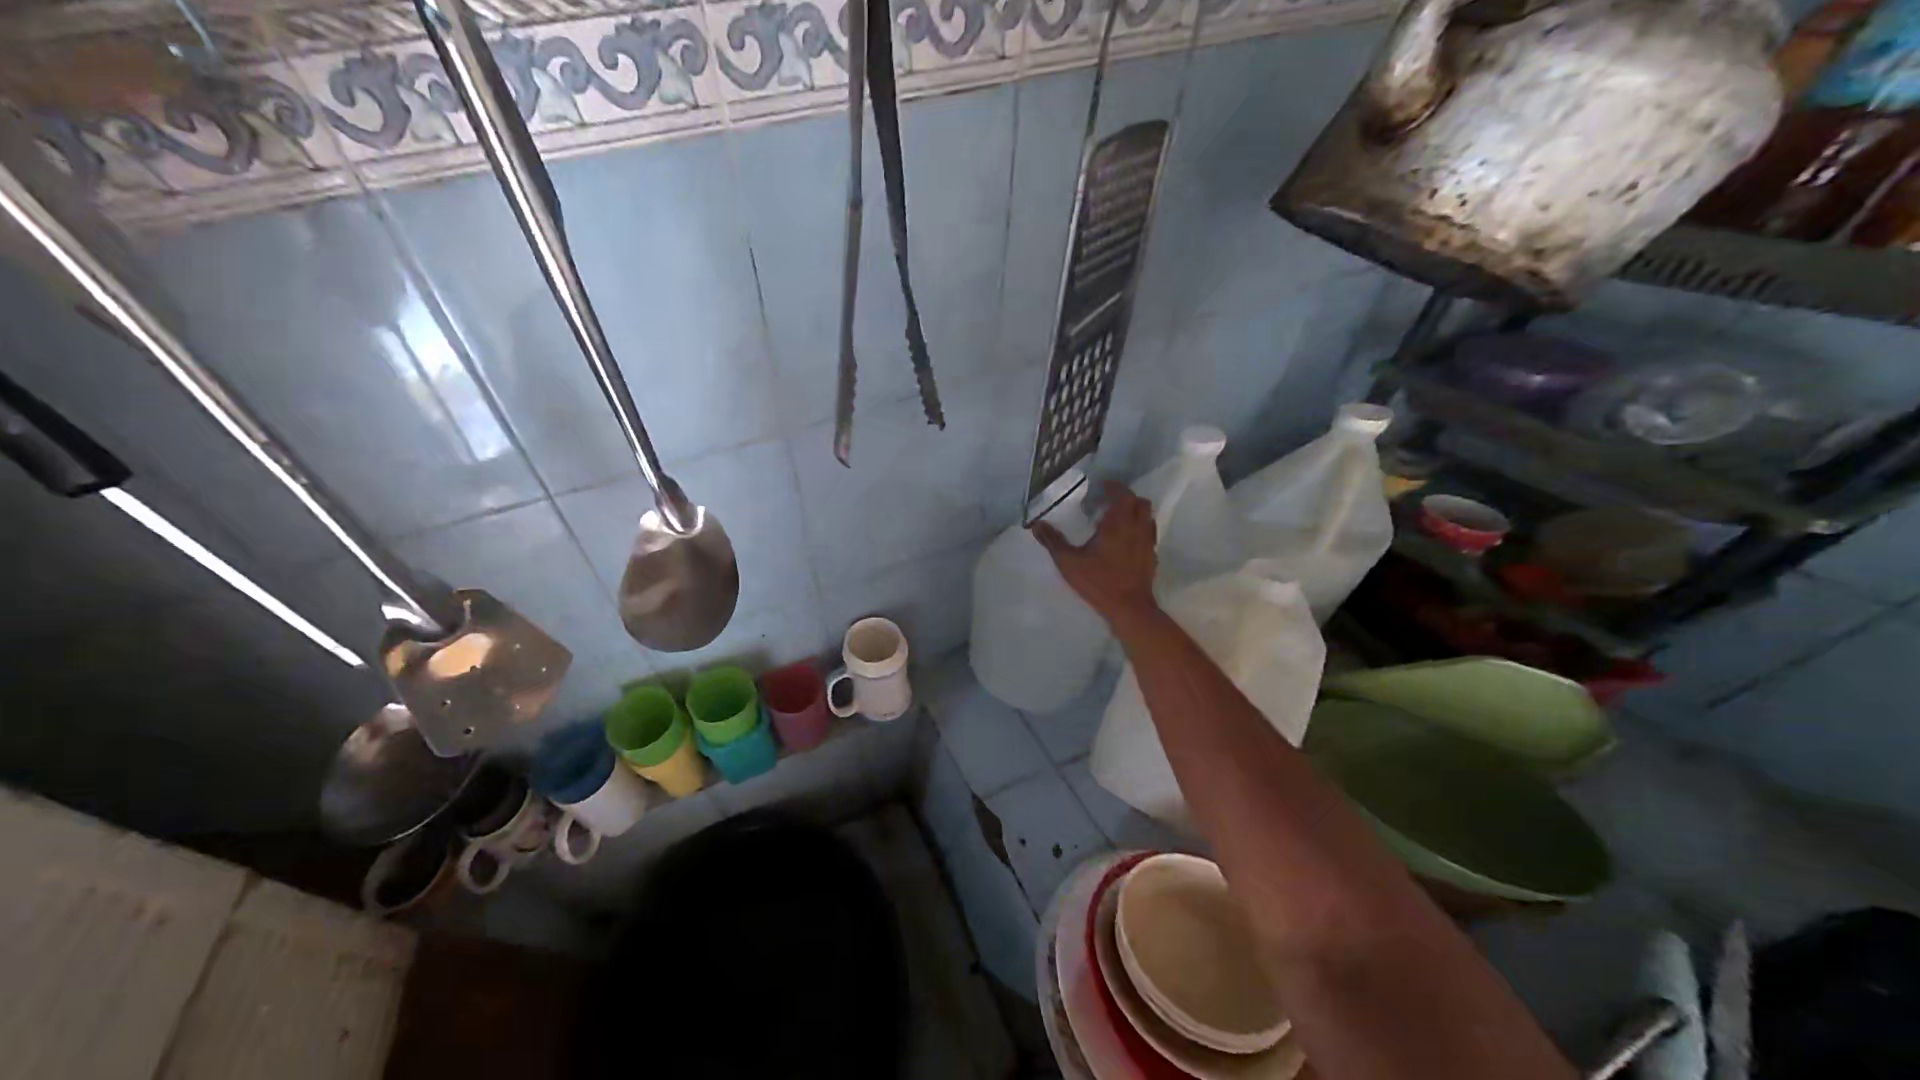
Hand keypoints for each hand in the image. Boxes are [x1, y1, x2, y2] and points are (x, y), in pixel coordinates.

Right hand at [1031, 480, 1159, 627]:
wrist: (1129, 608)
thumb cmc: (1099, 582)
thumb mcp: (1069, 562)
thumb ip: (1052, 541)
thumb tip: (1036, 524)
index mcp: (1118, 523)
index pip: (1122, 494)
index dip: (1114, 487)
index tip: (1102, 486)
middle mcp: (1137, 528)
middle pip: (1139, 502)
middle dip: (1126, 497)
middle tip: (1109, 501)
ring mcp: (1147, 542)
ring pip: (1147, 517)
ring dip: (1135, 512)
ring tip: (1118, 518)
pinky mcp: (1152, 556)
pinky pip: (1149, 534)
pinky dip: (1140, 529)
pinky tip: (1128, 540)